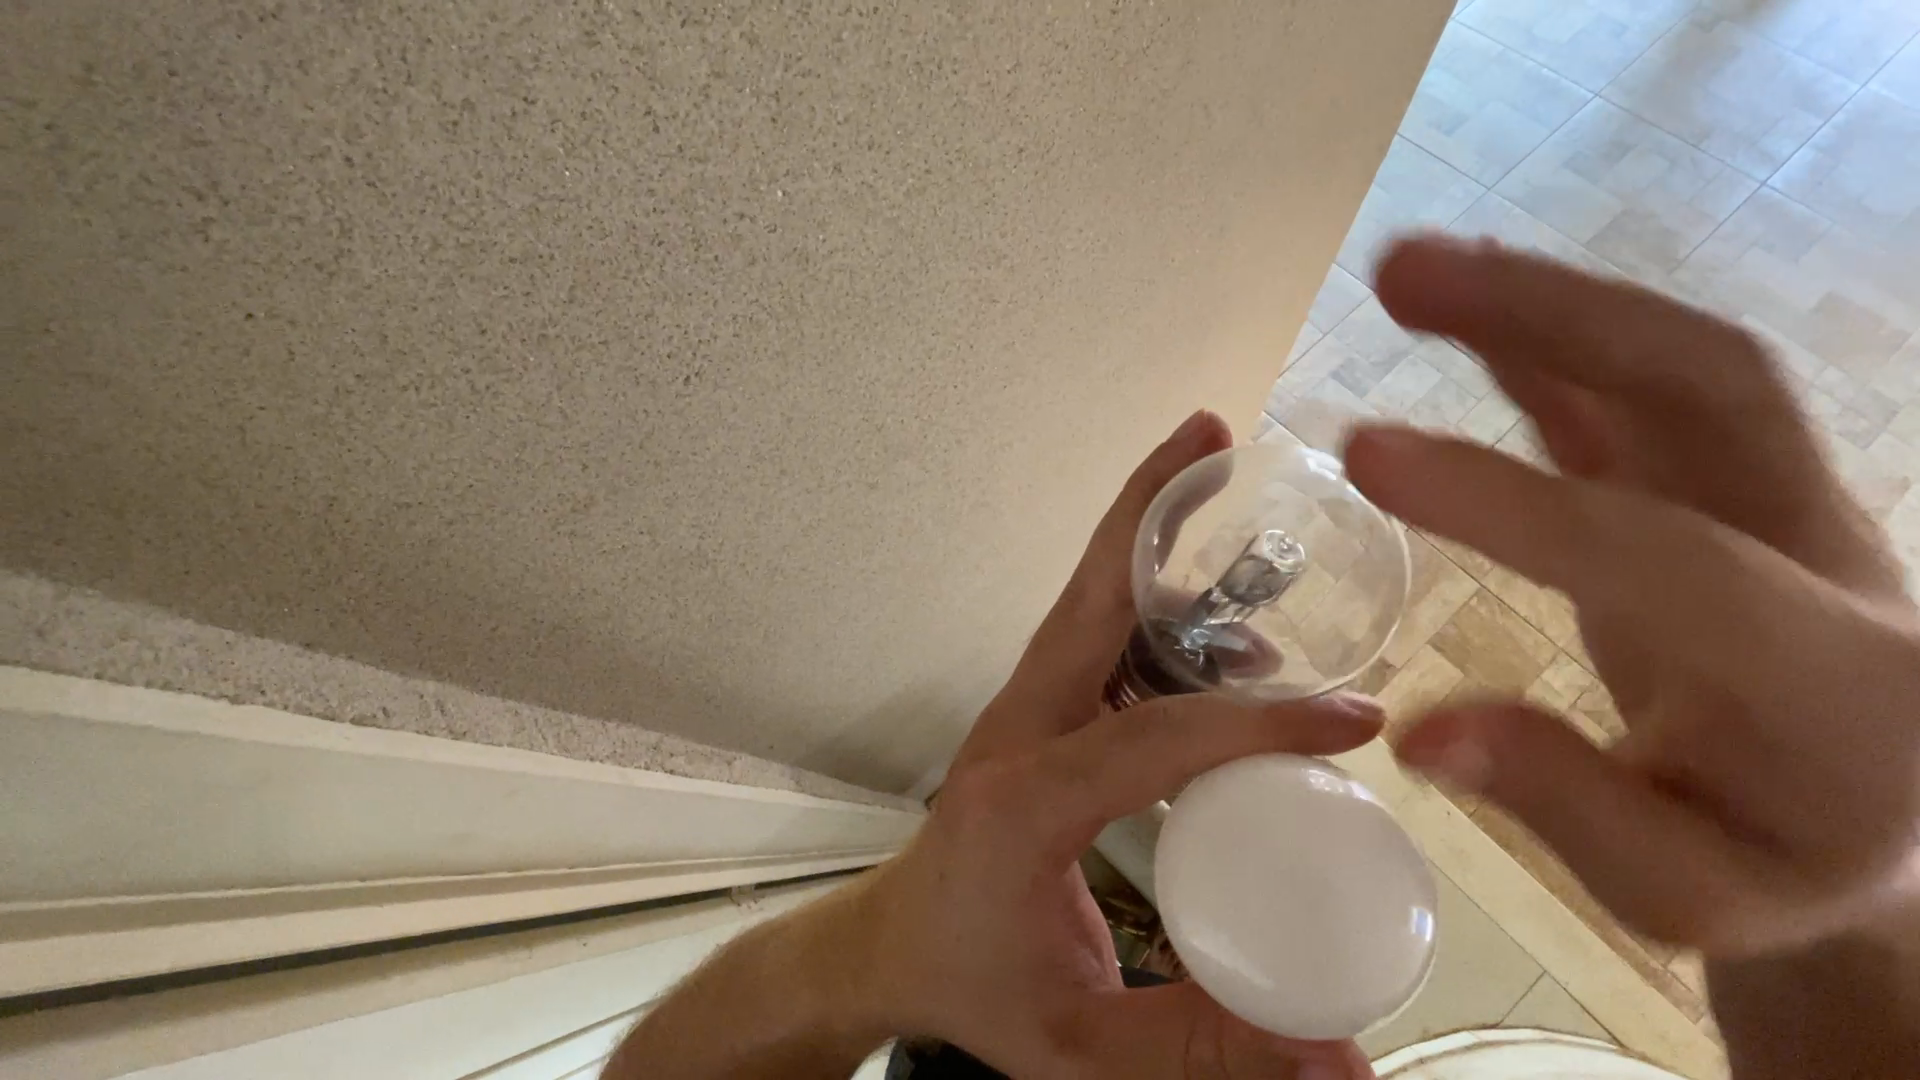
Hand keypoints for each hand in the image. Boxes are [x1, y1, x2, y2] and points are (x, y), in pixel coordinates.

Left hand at [849, 409, 1383, 1077]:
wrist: (897, 942)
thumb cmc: (973, 980)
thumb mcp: (1081, 1046)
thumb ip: (1206, 1046)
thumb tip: (1346, 1064)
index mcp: (1024, 797)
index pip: (1158, 734)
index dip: (1261, 724)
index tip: (1357, 719)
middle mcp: (1017, 724)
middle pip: (1090, 594)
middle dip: (1150, 508)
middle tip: (1210, 435)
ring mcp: (1020, 705)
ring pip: (1092, 599)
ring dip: (1153, 541)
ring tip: (1224, 495)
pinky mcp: (1034, 708)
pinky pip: (1096, 635)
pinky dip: (1150, 600)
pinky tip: (1219, 622)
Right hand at [1343, 235, 1919, 956]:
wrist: (1895, 815)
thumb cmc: (1777, 863)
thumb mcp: (1676, 893)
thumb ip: (1564, 806)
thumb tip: (1422, 731)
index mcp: (1824, 676)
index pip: (1653, 554)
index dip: (1505, 499)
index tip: (1363, 454)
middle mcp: (1814, 550)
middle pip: (1702, 384)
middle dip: (1545, 313)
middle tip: (1398, 274)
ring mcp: (1768, 501)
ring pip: (1670, 364)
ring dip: (1535, 300)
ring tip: (1407, 265)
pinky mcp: (1712, 489)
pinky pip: (1629, 395)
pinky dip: (1540, 342)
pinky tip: (1461, 313)